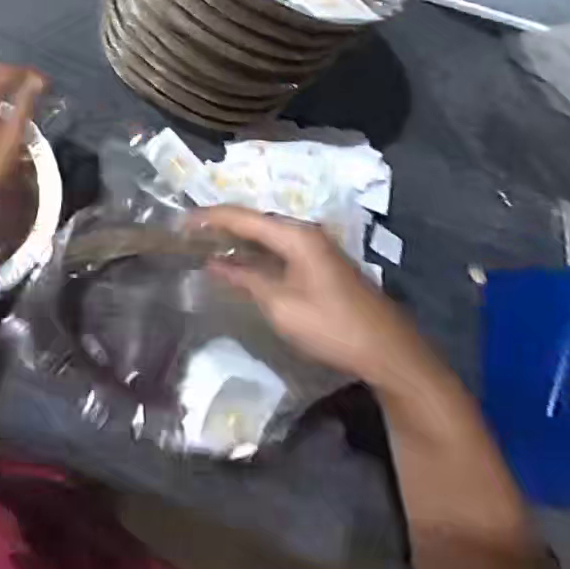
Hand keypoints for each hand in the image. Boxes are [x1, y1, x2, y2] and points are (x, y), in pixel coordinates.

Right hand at [198, 206, 427, 384]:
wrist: (389, 351)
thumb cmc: (332, 326)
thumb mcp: (280, 306)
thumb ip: (245, 279)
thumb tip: (214, 262)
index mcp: (295, 235)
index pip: (243, 217)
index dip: (210, 217)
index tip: (180, 221)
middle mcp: (306, 232)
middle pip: (256, 220)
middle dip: (222, 223)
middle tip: (189, 232)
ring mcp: (316, 247)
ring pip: (268, 233)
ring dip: (239, 237)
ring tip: (207, 243)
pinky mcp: (321, 263)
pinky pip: (280, 246)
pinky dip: (256, 250)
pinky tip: (241, 260)